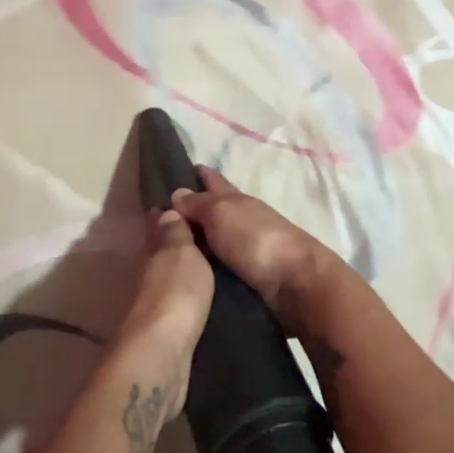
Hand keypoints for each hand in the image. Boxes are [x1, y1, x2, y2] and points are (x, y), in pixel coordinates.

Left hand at [111, 209, 212, 418]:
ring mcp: (155, 307)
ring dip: (183, 274)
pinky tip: (204, 299)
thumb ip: (175, 233)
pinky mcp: (166, 333)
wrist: (163, 353)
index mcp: (153, 253)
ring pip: (169, 281)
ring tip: (212, 267)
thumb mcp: (180, 253)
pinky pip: (179, 306)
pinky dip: (188, 299)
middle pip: (163, 254)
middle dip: (178, 245)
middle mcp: (149, 277)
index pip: (158, 226)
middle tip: (207, 235)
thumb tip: (164, 211)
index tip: (185, 204)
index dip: (169, 215)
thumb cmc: (175, 293)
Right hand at [169, 166, 336, 329]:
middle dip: (192, 210)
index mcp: (238, 200)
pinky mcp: (248, 276)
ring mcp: (247, 249)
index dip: (200, 174)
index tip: (177, 170)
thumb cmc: (255, 239)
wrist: (294, 282)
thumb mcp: (222, 213)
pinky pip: (220, 264)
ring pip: (216, 238)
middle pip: (215, 210)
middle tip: (159, 215)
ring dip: (198, 240)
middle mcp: (243, 220)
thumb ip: (199, 203)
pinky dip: (207, 263)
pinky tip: (191, 270)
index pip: (215, 181)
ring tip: (169, 246)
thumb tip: (178, 192)